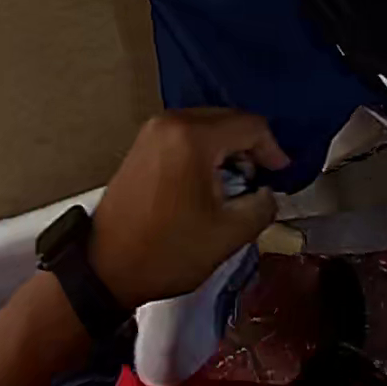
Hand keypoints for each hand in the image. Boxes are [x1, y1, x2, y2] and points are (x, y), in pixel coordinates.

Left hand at [88, 108, 288, 307]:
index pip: (249, 125)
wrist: (105, 266)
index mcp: (192, 137)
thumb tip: (267, 192)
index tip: (281, 174)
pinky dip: (205, 149)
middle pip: (227, 119)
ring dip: (227, 147)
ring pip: (207, 124)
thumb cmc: (167, 250)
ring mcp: (153, 129)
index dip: (273, 148)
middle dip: (250, 146)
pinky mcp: (143, 142)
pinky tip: (209, 179)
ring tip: (236, 183)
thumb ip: (262, 205)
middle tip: (261, 179)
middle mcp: (171, 122)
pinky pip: (186, 132)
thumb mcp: (227, 234)